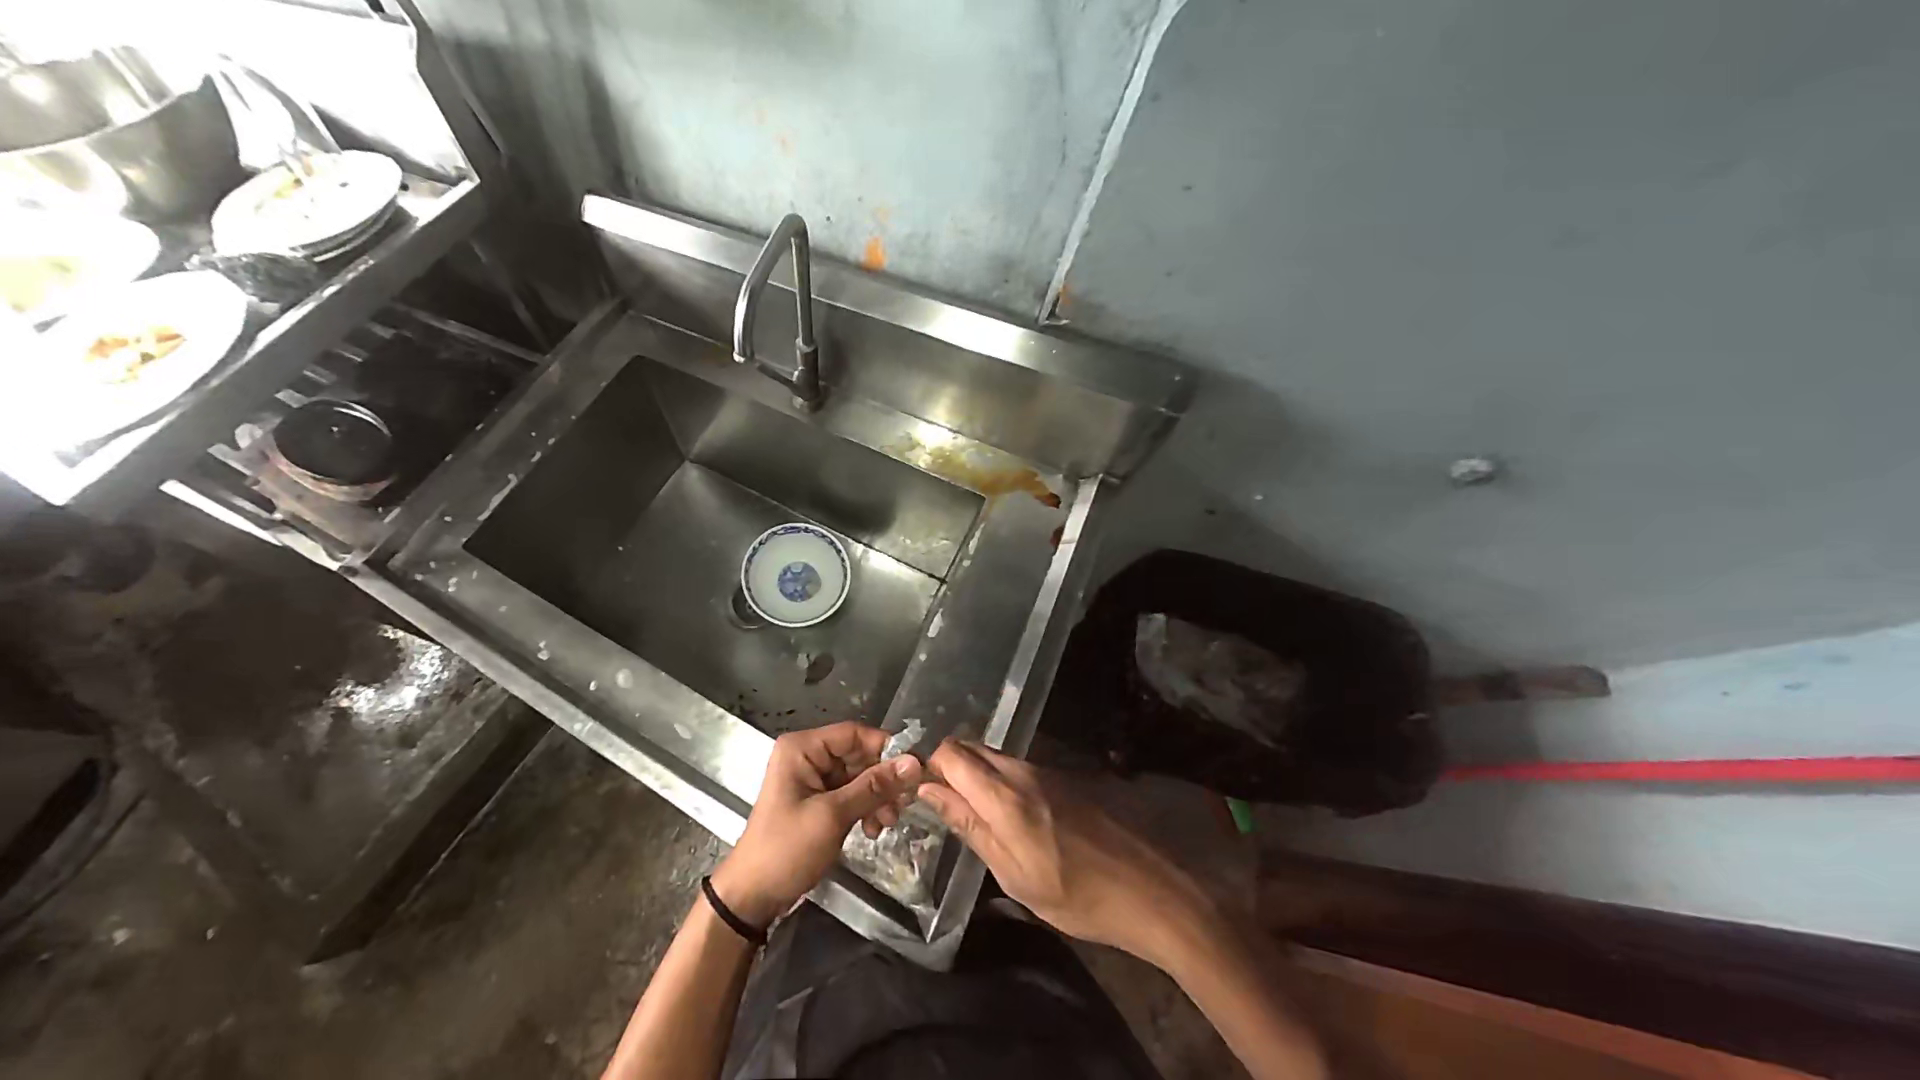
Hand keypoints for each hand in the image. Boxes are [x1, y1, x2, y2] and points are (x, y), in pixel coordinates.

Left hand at [710, 722, 922, 928]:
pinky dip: (866, 809)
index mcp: (802, 748)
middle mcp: (808, 757)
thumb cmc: (786, 849)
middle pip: (859, 755)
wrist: (753, 896)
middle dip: (883, 780)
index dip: (886, 749)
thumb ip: (874, 787)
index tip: (914, 770)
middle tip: (904, 804)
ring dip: (877, 798)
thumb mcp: (833, 815)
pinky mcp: (819, 802)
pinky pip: (852, 795)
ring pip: (860, 777)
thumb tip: (914, 762)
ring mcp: (813, 780)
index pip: (854, 734)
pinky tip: (873, 829)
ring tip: (888, 823)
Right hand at [917, 739, 1218, 967]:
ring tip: (967, 811)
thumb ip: (970, 826)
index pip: (952, 754)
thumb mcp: (1013, 875)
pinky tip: (1005, 814)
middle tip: (938, 802)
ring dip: (974, 774)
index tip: (919, 791)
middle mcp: (1024, 771)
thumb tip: (929, 791)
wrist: (1150, 891)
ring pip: (995, 756)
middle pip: (972, 748)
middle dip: (948, 766)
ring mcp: (1048, 771)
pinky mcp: (1065, 778)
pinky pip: (1018, 767)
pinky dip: (999, 781)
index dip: (929, 766)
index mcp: (1006, 796)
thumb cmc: (1076, 896)